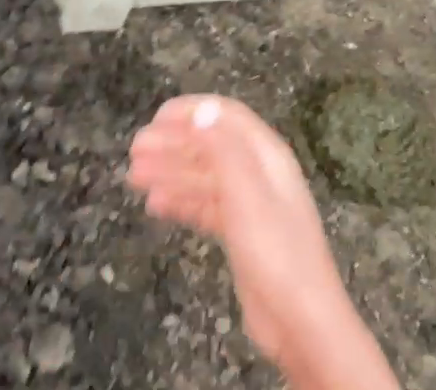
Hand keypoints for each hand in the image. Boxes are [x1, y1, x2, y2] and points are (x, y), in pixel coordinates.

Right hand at [128, 96, 345, 370]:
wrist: (301, 323)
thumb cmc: (276, 253)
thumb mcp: (248, 194)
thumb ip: (224, 149)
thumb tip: (200, 112)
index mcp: (266, 156)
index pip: (225, 116)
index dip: (190, 112)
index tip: (154, 120)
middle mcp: (258, 174)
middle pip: (209, 145)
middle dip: (171, 144)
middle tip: (134, 152)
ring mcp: (249, 204)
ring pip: (202, 176)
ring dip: (168, 171)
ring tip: (135, 178)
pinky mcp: (240, 233)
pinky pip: (204, 205)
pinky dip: (179, 200)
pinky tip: (156, 206)